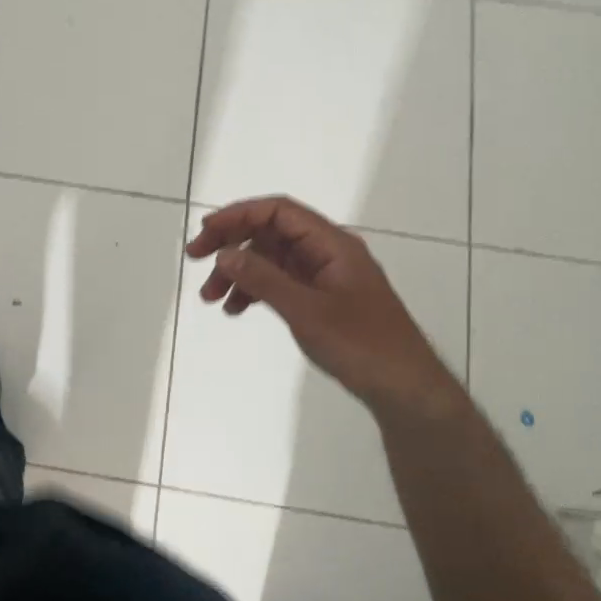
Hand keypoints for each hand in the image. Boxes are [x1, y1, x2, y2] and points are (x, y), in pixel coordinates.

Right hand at [186, 196, 461, 420]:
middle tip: (195, 261)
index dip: (238, 215)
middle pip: (271, 234)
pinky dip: (256, 291)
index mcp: (332, 244)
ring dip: (239, 272)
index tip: (205, 233)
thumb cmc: (361, 345)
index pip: (279, 212)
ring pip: (272, 260)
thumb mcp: (306, 311)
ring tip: (211, 299)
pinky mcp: (323, 299)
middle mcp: (328, 252)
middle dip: (231, 244)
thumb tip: (225, 253)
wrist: (405, 388)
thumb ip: (264, 279)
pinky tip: (236, 310)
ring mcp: (326, 276)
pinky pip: (281, 283)